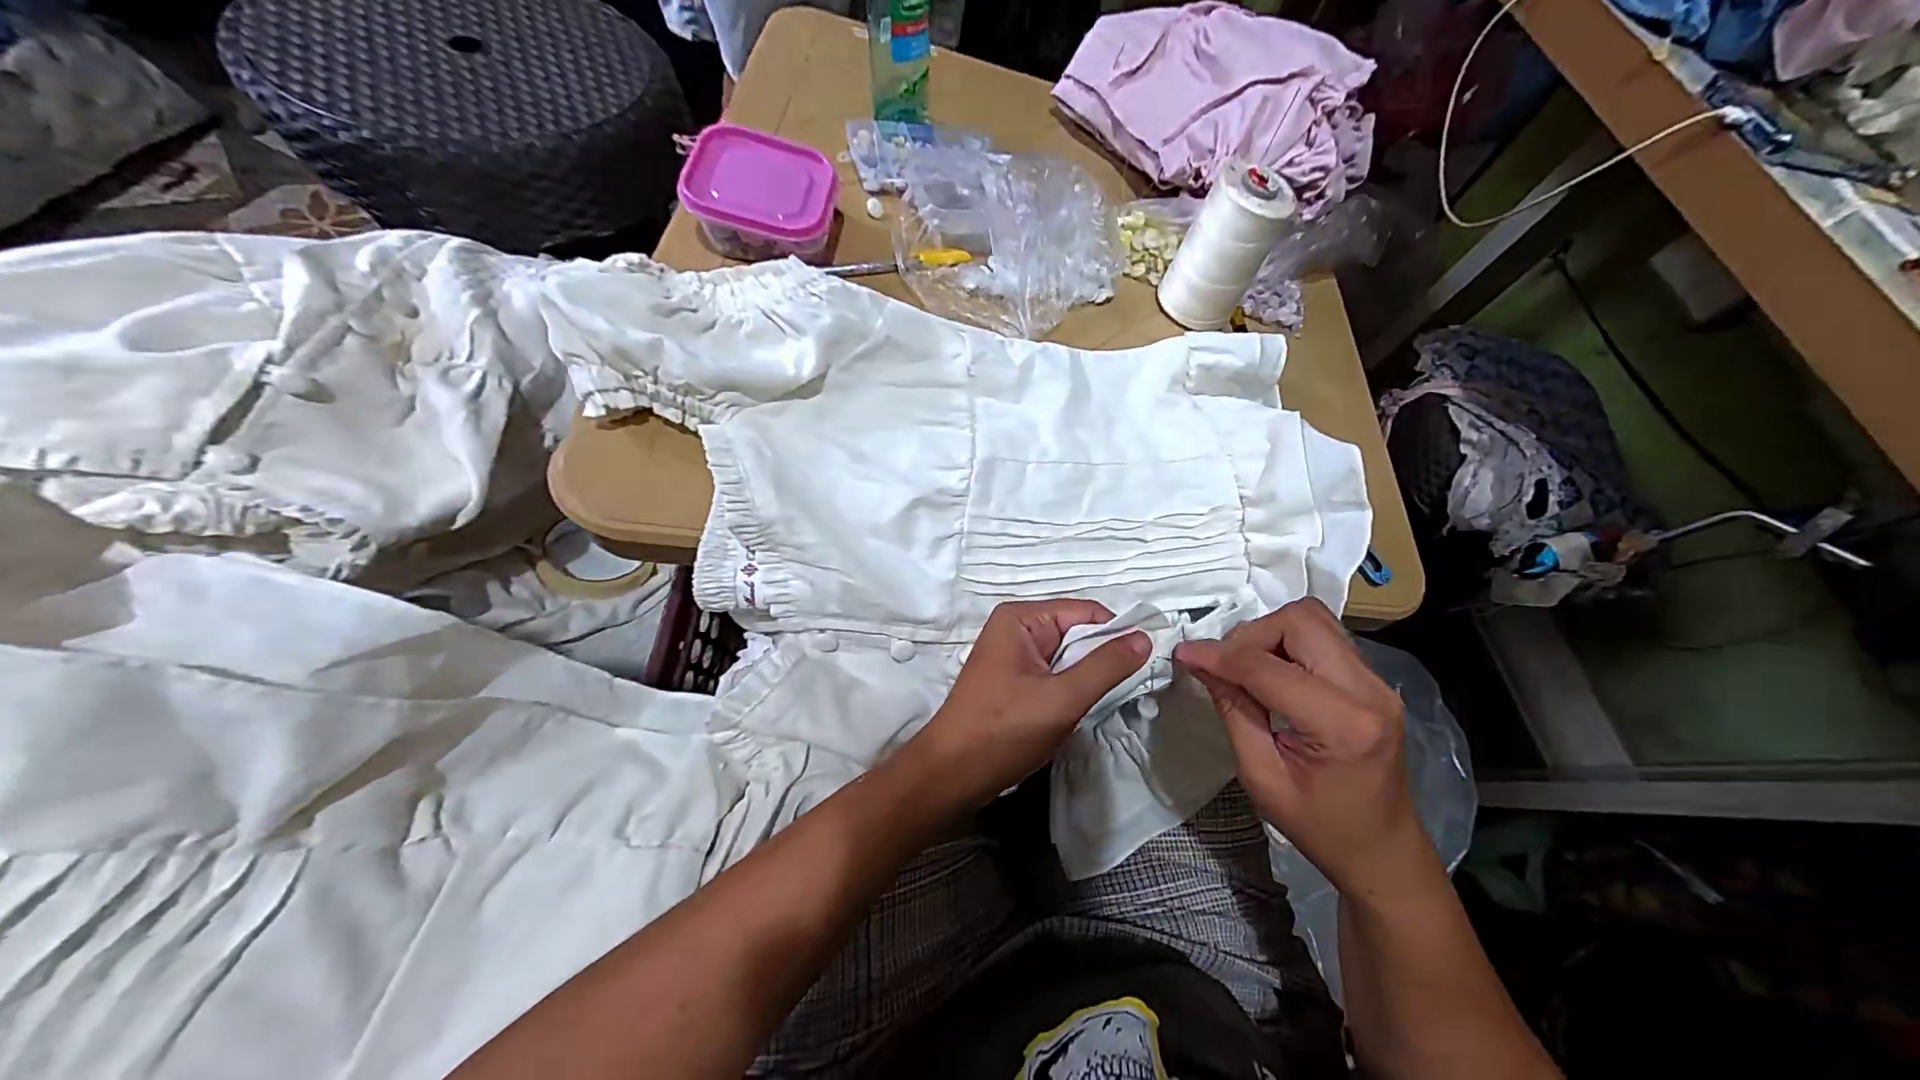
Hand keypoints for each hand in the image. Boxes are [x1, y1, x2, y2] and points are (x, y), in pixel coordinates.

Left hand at [903, 599, 1148, 814]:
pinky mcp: (1013, 683)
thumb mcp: (1063, 697)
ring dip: (1086, 679)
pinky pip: (1054, 676)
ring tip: (1094, 705)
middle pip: (1077, 633)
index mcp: (1021, 618)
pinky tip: (1074, 714)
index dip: (1118, 634)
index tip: (1145, 664)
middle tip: (1124, 692)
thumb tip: (1145, 637)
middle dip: (1101, 660)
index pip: (1086, 612)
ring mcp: (1013, 657)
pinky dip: (1070, 692)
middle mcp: (1016, 629)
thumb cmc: (1003, 731)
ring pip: (1068, 658)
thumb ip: (1107, 665)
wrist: (951, 774)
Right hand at [1174, 599, 1437, 898]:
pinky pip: (1324, 636)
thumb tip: (1200, 662)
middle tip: (1225, 666)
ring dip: (1270, 634)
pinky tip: (1272, 674)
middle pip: (1301, 620)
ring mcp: (1377, 682)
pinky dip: (1288, 643)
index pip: (1269, 667)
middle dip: (1251, 634)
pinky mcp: (1373, 680)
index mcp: (1343, 724)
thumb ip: (1233, 710)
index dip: (1220, 656)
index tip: (1185, 654)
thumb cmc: (1320, 826)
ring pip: (1314, 619)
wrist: (1382, 850)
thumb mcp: (1261, 776)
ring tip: (1247, 669)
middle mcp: (1369, 691)